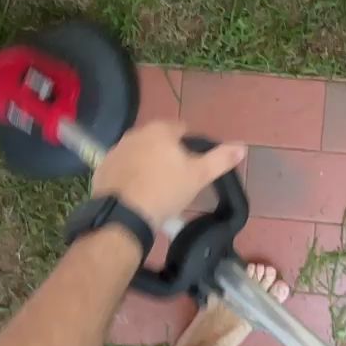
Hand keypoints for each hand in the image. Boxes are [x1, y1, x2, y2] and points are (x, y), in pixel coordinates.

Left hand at [91, 121, 246, 229]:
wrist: (124, 215)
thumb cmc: (165, 191)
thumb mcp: (199, 176)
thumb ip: (221, 159)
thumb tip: (242, 147)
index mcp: (160, 130)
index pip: (182, 129)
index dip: (190, 147)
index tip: (192, 167)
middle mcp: (135, 133)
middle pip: (159, 141)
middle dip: (167, 155)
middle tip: (176, 180)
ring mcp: (116, 149)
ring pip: (140, 153)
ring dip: (148, 165)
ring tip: (156, 190)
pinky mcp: (102, 167)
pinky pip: (123, 168)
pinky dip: (130, 176)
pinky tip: (136, 194)